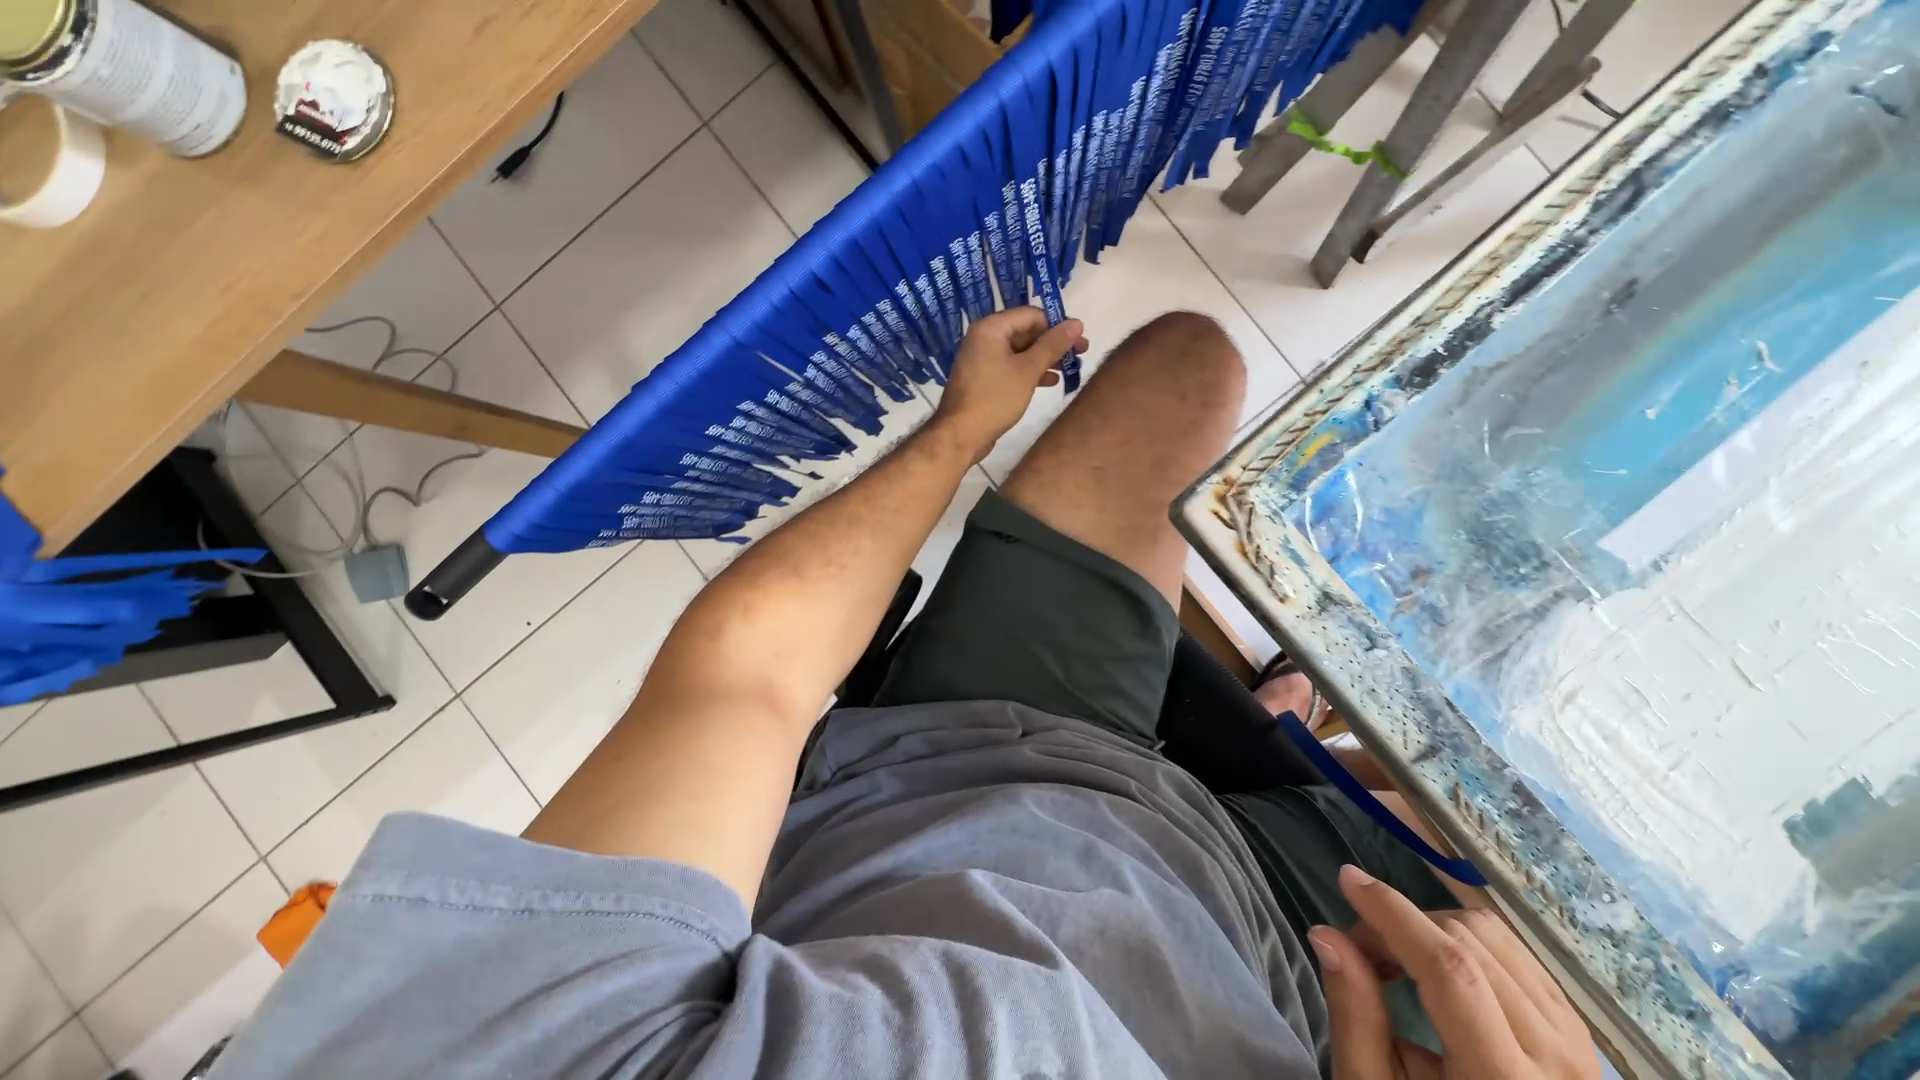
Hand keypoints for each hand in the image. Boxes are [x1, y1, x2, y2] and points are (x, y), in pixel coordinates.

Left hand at [931, 307, 1088, 461]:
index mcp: (991, 328)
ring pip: (1020, 352)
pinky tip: (1051, 382)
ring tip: (1071, 368)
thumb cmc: (995, 398)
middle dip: (1053, 343)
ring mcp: (983, 359)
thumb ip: (1053, 345)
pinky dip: (1030, 371)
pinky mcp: (984, 379)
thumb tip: (1077, 323)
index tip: (1080, 341)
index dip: (1058, 325)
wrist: (960, 434)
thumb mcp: (1028, 370)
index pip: (1032, 315)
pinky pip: (1012, 367)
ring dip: (1045, 358)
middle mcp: (984, 338)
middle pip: (1026, 332)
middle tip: (1082, 354)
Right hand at [1308, 865, 1601, 1079]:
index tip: (1348, 880)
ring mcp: (1578, 1045)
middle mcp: (1557, 1059)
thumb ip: (1356, 1016)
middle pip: (1469, 944)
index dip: (1394, 915)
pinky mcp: (1579, 1033)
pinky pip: (1517, 955)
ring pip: (1495, 937)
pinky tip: (1436, 967)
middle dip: (1401, 927)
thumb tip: (1327, 935)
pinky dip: (1465, 942)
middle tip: (1359, 953)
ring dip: (1431, 929)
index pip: (1450, 970)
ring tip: (1395, 960)